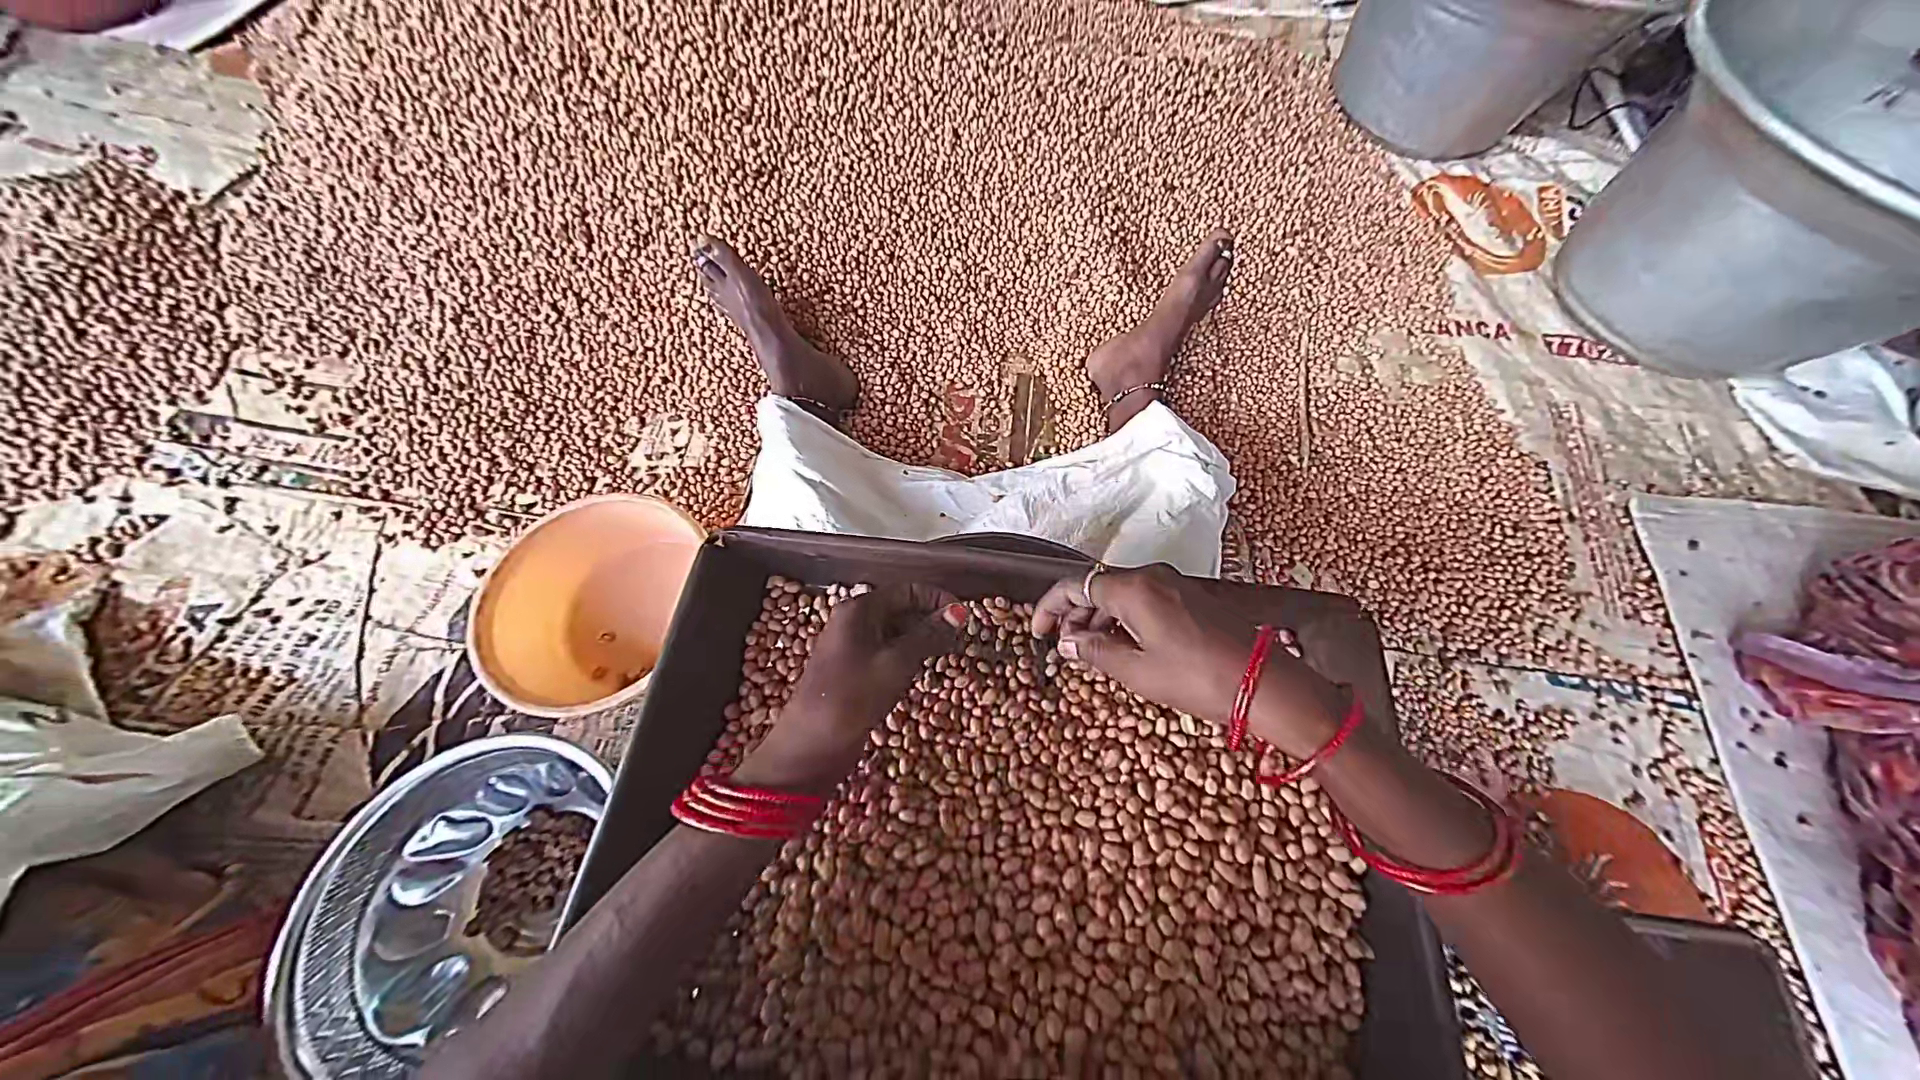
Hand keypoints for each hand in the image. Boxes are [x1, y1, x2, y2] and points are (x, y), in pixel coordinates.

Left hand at [735, 583, 963, 792]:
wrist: (812, 743)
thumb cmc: (853, 696)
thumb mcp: (897, 662)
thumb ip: (929, 634)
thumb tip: (959, 612)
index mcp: (859, 610)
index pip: (906, 590)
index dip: (937, 599)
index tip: (963, 618)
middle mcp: (853, 623)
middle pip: (901, 609)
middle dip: (931, 621)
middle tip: (959, 640)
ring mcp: (851, 648)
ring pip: (895, 634)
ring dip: (921, 642)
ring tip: (946, 656)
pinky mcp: (853, 672)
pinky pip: (886, 655)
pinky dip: (906, 659)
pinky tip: (921, 674)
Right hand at [1031, 564, 1348, 758]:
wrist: (1266, 683)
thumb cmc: (1198, 679)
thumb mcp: (1137, 671)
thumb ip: (1095, 651)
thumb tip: (1067, 642)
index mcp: (1133, 589)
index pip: (1075, 586)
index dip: (1049, 607)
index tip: (1037, 632)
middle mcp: (1152, 576)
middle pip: (1097, 586)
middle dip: (1074, 614)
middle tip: (1062, 645)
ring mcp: (1175, 584)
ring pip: (1121, 593)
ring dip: (1099, 618)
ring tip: (1089, 651)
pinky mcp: (1191, 597)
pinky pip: (1144, 599)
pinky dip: (1124, 618)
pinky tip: (1123, 646)